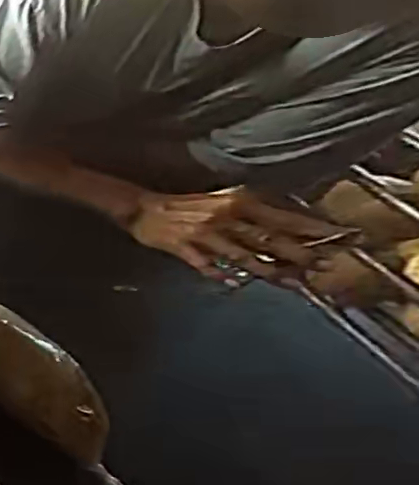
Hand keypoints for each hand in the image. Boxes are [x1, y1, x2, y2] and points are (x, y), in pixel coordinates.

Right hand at [126, 187, 347, 282]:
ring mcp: (201, 234)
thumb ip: (250, 213)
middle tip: (323, 267)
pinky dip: (219, 273)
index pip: (284, 218)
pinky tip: (233, 283)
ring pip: (241, 255)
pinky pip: (204, 263)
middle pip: (268, 239)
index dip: (315, 229)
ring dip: (268, 270)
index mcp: (238, 203)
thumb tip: (285, 230)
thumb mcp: (222, 201)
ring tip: (290, 283)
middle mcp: (224, 218)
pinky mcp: (180, 246)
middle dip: (298, 255)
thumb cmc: (184, 206)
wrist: (140, 207)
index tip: (344, 239)